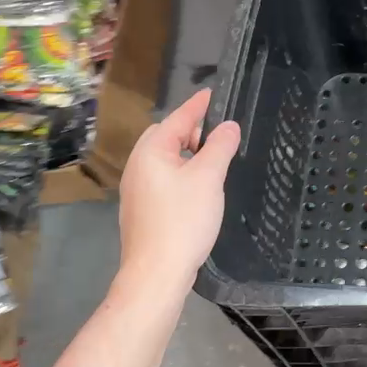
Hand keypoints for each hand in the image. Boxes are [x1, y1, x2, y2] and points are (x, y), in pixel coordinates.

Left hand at [117, 89, 240, 289]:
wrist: (156, 273)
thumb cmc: (182, 219)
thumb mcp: (209, 177)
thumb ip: (220, 146)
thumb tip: (229, 126)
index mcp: (151, 152)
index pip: (178, 119)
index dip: (198, 105)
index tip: (213, 93)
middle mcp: (138, 166)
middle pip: (166, 137)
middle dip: (192, 132)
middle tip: (219, 137)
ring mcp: (137, 190)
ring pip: (165, 159)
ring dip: (188, 155)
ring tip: (214, 163)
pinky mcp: (142, 210)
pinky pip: (164, 178)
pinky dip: (182, 173)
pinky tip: (199, 188)